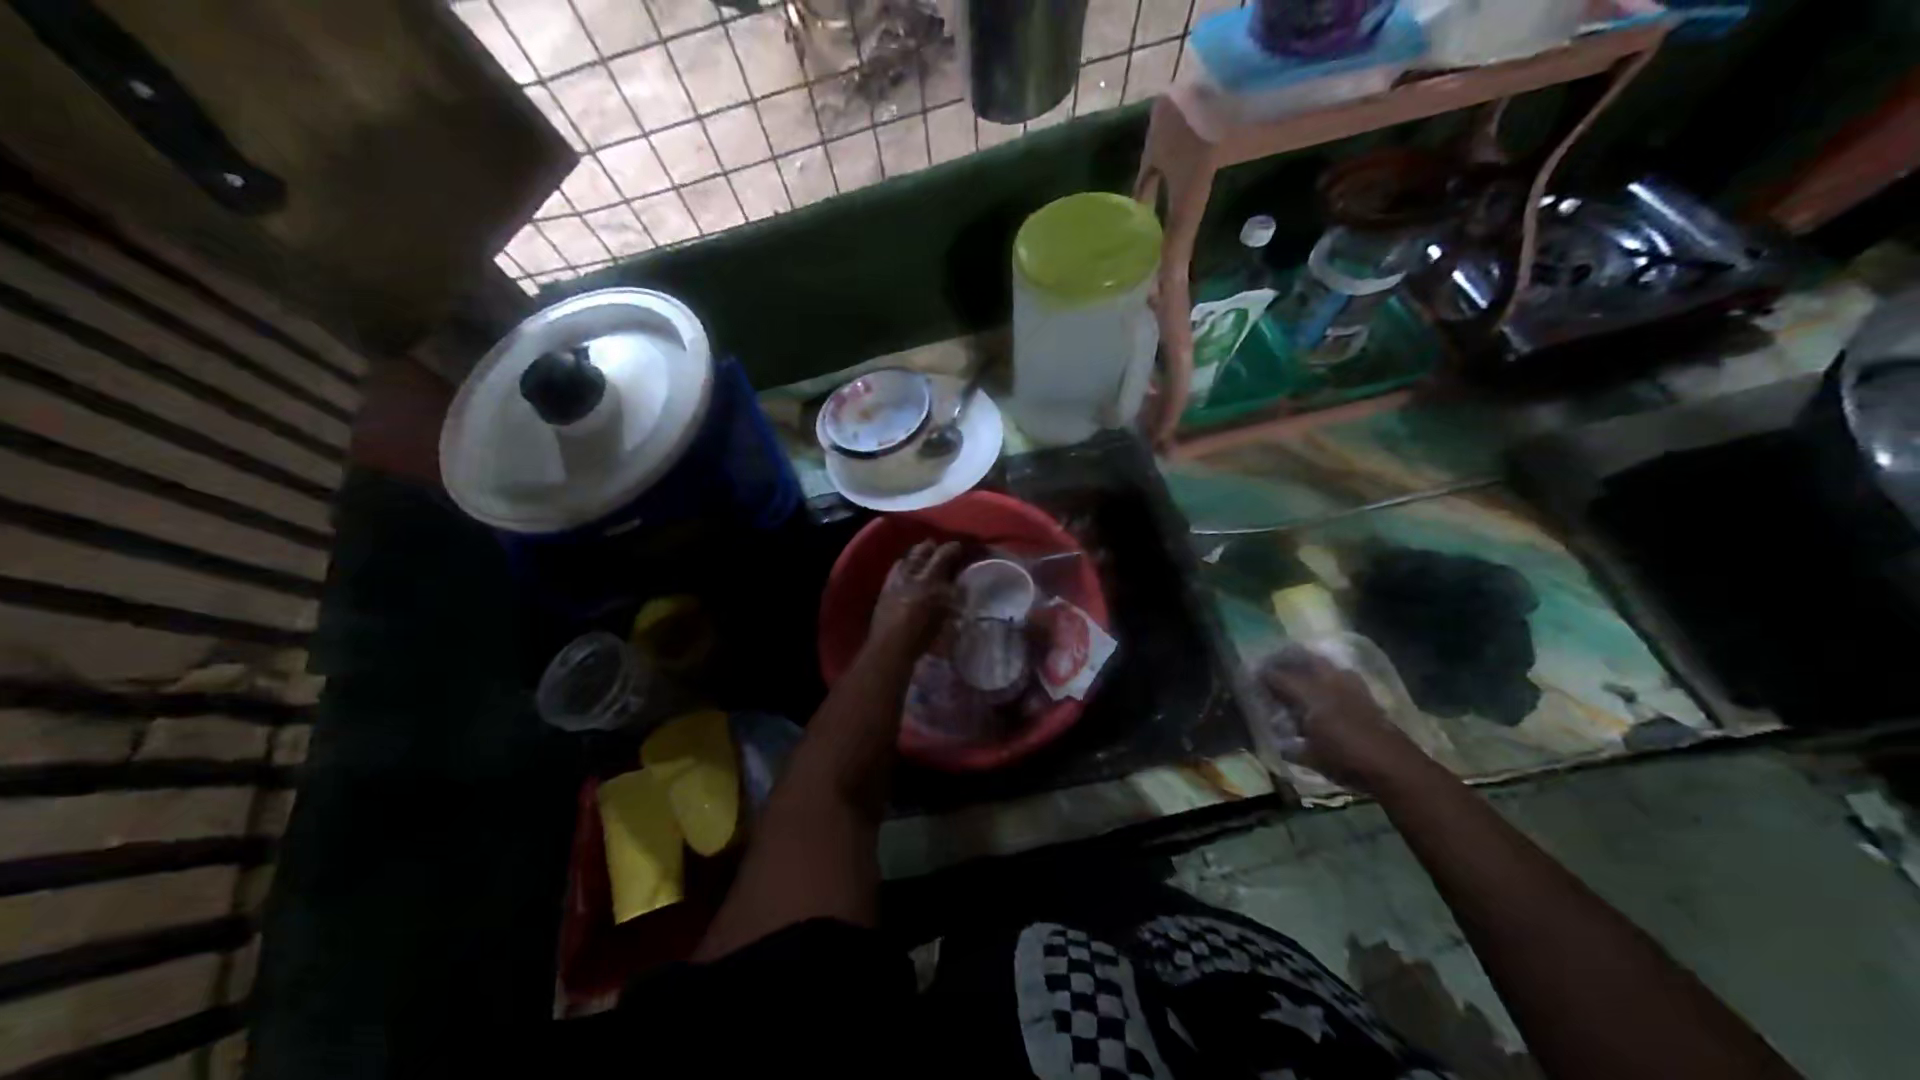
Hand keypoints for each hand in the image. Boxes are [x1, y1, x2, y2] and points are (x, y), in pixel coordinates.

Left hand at [869, 540, 961, 657]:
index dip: (953, 550)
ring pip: (908, 557)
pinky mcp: (885, 588)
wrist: (889, 648)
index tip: (959, 547)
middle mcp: (912, 576)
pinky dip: (904, 565)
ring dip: (918, 553)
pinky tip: (906, 567)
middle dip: (934, 548)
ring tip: (924, 552)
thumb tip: (956, 589)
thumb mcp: (943, 618)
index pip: (944, 557)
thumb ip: (950, 600)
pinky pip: (896, 569)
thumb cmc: (921, 639)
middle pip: (923, 552)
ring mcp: (896, 580)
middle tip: (943, 547)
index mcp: (930, 583)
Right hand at [1260, 646, 1430, 792]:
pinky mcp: (1367, 694)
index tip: (1252, 675)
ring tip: (1300, 670)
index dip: (1263, 675)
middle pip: (1304, 660)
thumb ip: (1290, 747)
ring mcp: (1350, 686)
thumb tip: (1276, 741)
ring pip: (1326, 663)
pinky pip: (1342, 674)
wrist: (1394, 766)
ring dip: (1310, 662)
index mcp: (1309, 696)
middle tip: (1275, 663)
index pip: (1279, 677)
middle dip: (1287, 658)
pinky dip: (1330, 674)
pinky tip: (1328, 684)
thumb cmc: (1346, 761)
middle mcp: (1328, 684)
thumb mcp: (1309, 758)